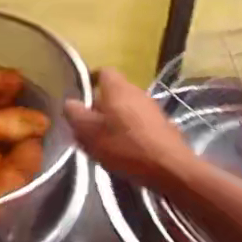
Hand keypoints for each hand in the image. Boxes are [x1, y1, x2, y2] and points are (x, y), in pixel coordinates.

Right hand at [64, 68, 198, 185]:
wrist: (170, 168)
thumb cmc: (125, 146)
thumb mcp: (88, 132)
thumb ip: (74, 114)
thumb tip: (70, 102)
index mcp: (117, 87)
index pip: (102, 72)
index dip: (90, 82)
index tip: (81, 98)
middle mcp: (137, 91)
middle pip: (114, 92)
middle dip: (101, 106)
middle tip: (89, 126)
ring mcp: (153, 108)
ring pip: (127, 108)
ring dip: (116, 121)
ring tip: (106, 142)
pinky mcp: (164, 126)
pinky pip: (140, 123)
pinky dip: (131, 132)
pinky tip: (127, 152)